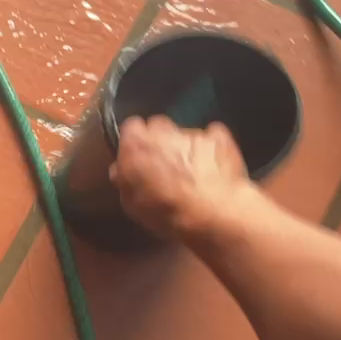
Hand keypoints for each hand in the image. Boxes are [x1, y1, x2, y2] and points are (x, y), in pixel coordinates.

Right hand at [108, 115, 253, 238]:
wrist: (212, 214)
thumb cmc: (164, 211)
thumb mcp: (131, 203)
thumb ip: (123, 180)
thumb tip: (120, 169)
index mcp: (136, 144)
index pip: (130, 127)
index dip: (134, 141)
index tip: (137, 155)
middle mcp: (163, 131)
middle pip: (158, 125)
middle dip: (159, 139)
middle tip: (163, 162)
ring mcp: (194, 132)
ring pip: (185, 132)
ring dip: (184, 146)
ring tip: (192, 169)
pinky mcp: (220, 138)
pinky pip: (213, 136)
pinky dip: (211, 147)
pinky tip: (213, 165)